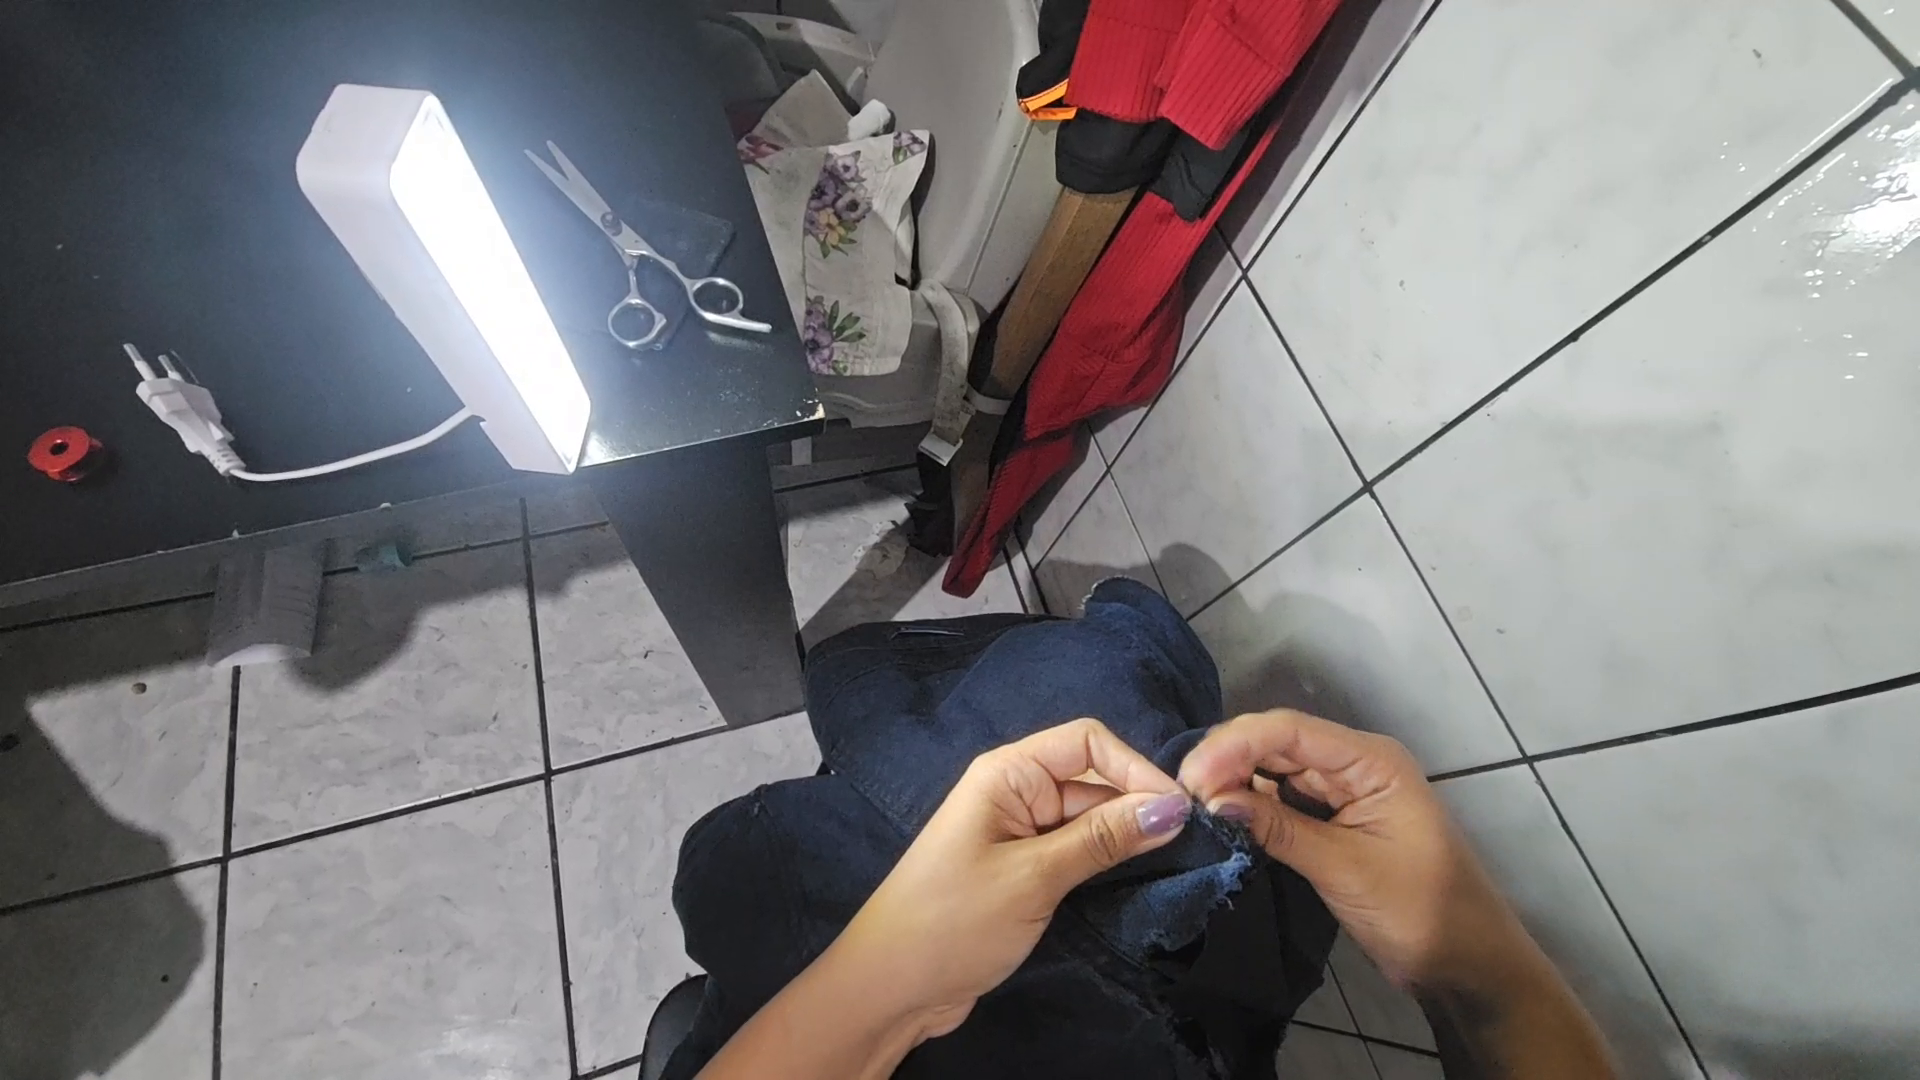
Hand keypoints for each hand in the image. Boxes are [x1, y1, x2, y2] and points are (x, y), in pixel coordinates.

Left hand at [833, 718, 1193, 1040]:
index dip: (1136, 767)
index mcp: (1008, 772)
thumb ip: (1100, 839)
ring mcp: (1020, 831)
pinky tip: (1139, 877)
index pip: (1086, 742)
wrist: (891, 985)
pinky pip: (1076, 849)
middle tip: (1191, 843)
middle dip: (1137, 803)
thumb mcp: (1033, 877)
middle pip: (1092, 779)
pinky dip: (1107, 859)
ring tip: (1176, 861)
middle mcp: (1016, 791)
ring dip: (1126, 834)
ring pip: (1088, 817)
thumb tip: (1171, 807)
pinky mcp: (1025, 868)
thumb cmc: (954, 919)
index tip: (1180, 809)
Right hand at [1177, 709, 1526, 988]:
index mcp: (1370, 760)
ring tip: (1194, 801)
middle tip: (1184, 792)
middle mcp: (1351, 761)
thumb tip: (1212, 801)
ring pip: (1270, 766)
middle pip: (1274, 741)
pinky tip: (1219, 809)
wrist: (1470, 972)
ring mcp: (1338, 787)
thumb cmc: (1423, 914)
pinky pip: (1277, 794)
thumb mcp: (1346, 869)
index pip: (1288, 731)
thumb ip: (1278, 828)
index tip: (1194, 777)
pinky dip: (1247, 800)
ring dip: (1232, 779)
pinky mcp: (1326, 813)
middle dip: (1226, 760)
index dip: (1234, 745)